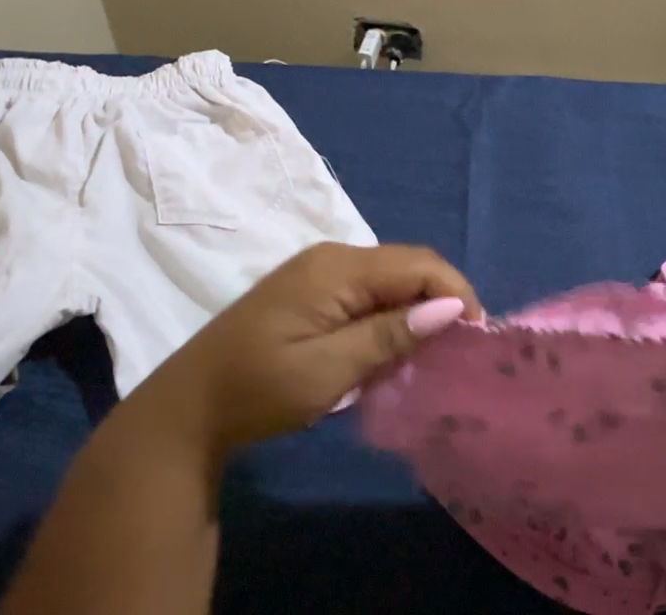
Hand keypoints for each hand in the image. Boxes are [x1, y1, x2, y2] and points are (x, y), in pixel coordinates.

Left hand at [141, 242, 479, 460]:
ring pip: (390, 280)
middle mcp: (333, 258)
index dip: (456, 294)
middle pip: (408, 266)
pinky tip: (394, 349)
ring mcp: (319, 272)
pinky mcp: (311, 292)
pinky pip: (368, 293)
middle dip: (440, 302)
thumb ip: (389, 334)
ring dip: (417, 311)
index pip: (419, 264)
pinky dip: (390, 317)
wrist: (188, 407)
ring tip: (432, 356)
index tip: (476, 340)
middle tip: (459, 352)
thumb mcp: (328, 370)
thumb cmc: (258, 390)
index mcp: (337, 268)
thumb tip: (450, 308)